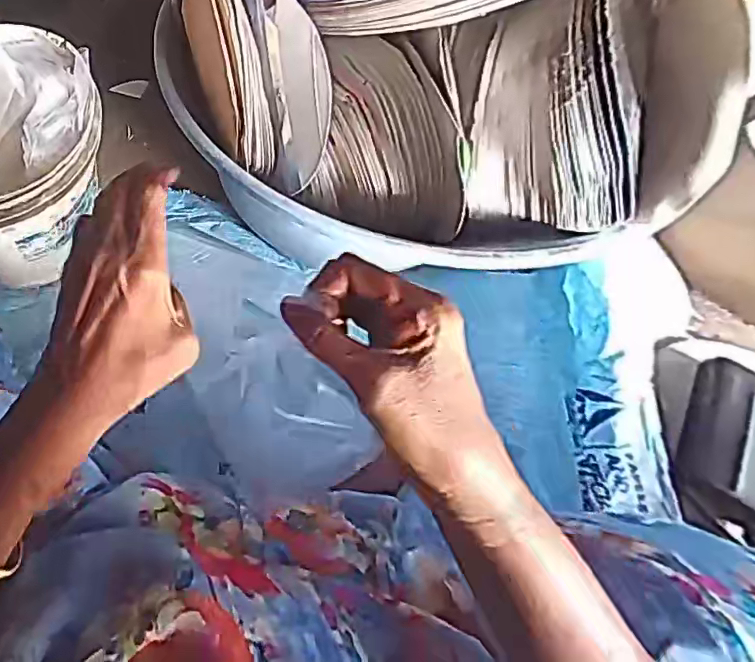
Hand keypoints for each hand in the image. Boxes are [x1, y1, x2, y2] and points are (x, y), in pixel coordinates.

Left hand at [33, 165, 197, 436]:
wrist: (77, 383)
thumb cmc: (131, 367)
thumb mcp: (182, 340)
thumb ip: (178, 301)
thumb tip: (161, 287)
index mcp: (143, 262)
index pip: (147, 200)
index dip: (157, 177)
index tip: (168, 172)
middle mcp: (111, 250)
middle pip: (120, 192)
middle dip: (138, 175)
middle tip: (154, 173)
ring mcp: (85, 256)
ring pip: (100, 205)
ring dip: (118, 190)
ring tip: (133, 189)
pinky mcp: (70, 268)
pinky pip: (85, 226)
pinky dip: (100, 213)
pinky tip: (106, 221)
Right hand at [281, 254, 506, 498]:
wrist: (464, 484)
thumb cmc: (432, 432)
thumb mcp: (370, 379)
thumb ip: (324, 337)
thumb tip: (289, 306)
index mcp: (424, 307)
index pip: (355, 270)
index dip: (325, 289)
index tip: (313, 319)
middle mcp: (419, 313)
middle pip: (353, 283)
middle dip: (326, 304)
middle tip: (315, 335)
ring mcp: (411, 333)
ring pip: (353, 305)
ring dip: (330, 320)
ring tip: (324, 347)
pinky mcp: (400, 353)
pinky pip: (359, 327)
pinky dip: (339, 334)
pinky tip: (333, 354)